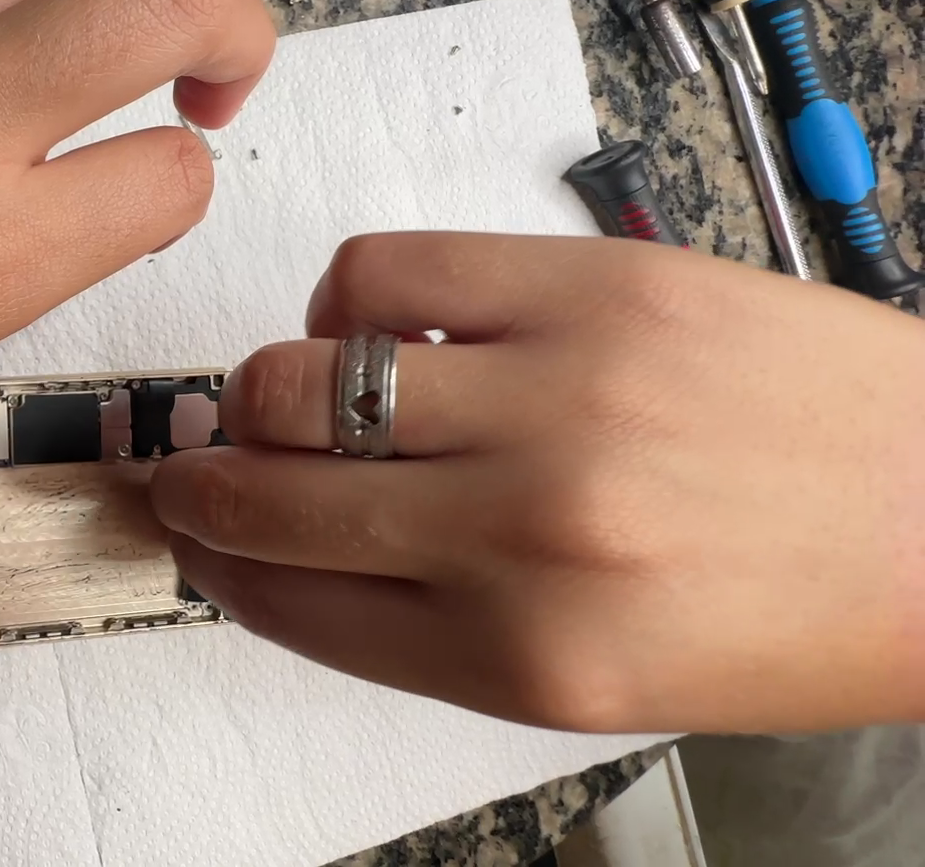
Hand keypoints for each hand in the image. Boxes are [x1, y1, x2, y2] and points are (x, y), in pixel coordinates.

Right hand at [150, 234, 924, 733]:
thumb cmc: (756, 609)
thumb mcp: (570, 670)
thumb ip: (393, 615)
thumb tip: (253, 547)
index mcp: (519, 655)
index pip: (281, 598)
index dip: (208, 559)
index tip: (187, 532)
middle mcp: (526, 534)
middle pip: (261, 491)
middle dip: (196, 480)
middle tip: (195, 464)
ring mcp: (558, 397)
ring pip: (291, 378)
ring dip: (256, 393)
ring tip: (290, 396)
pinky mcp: (587, 286)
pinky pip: (371, 272)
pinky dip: (337, 301)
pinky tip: (377, 328)